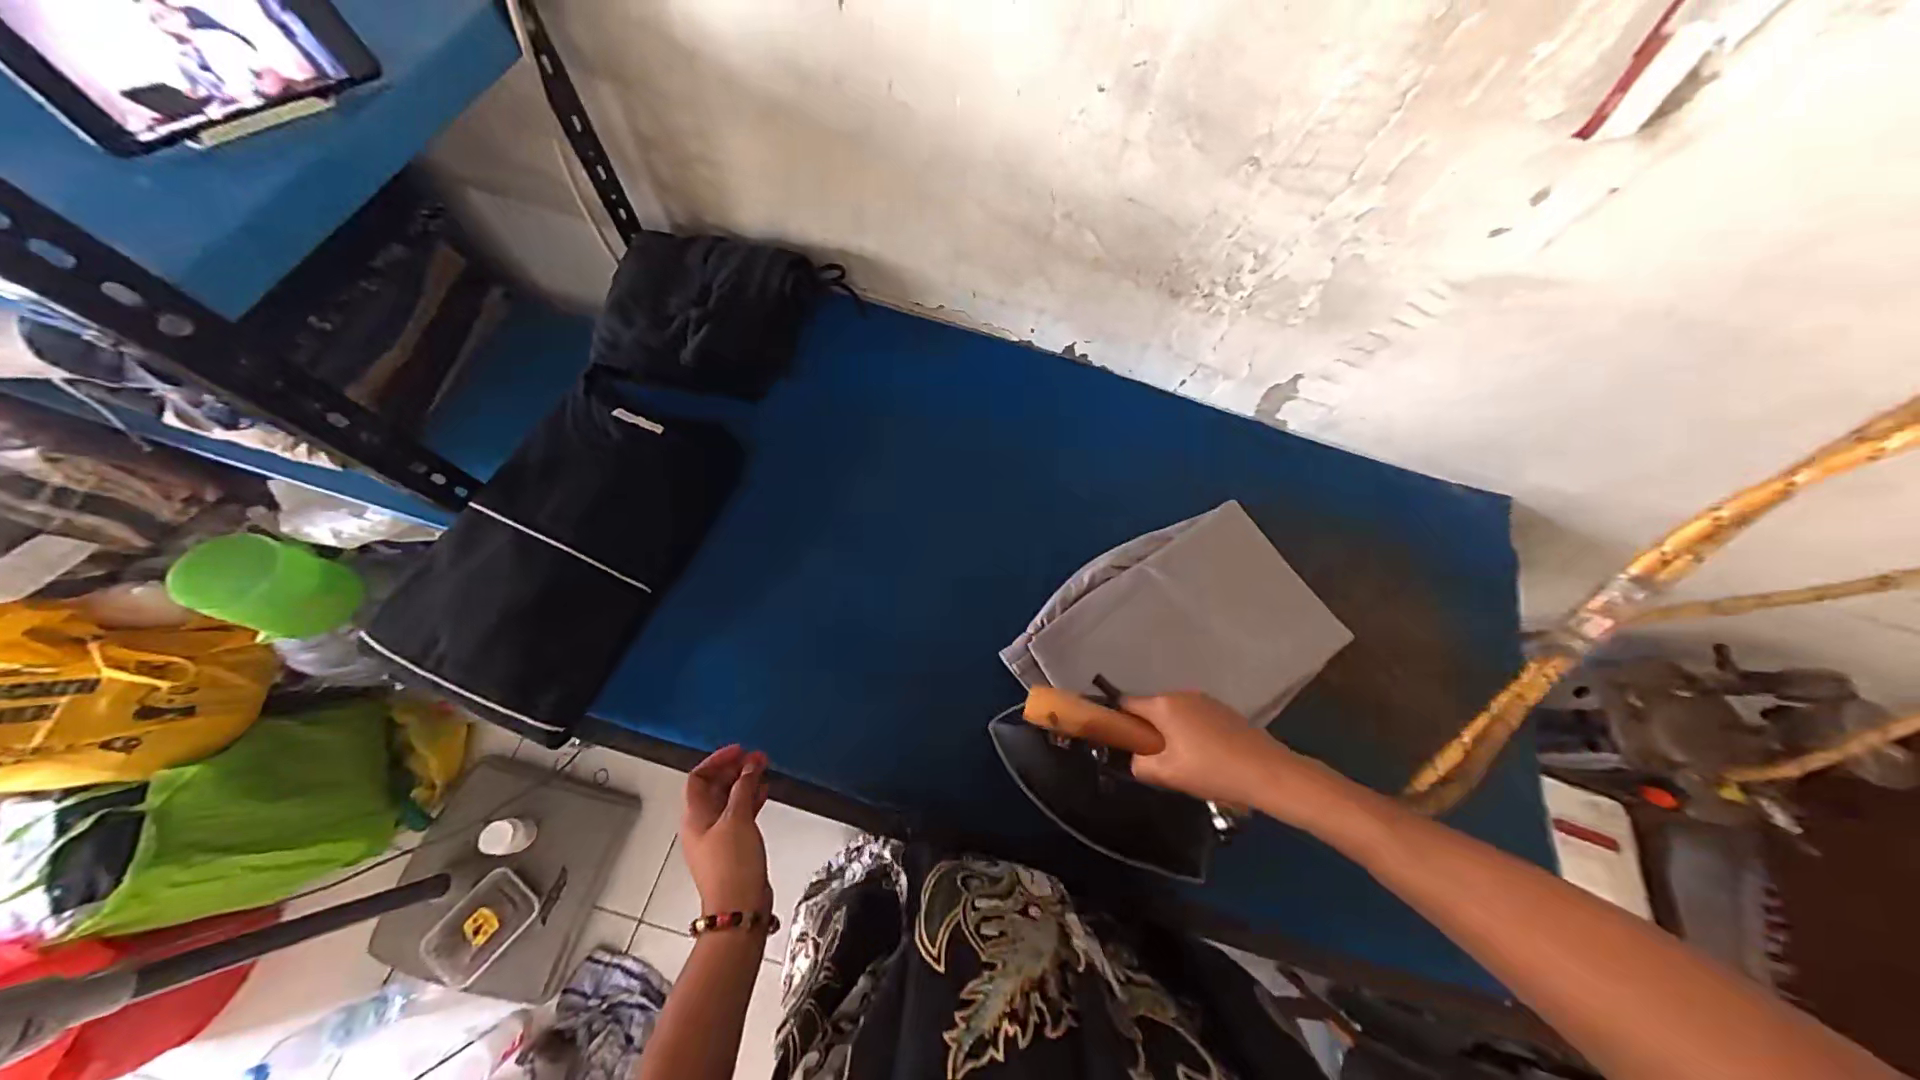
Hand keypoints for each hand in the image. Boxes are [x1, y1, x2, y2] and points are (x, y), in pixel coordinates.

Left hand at [681, 745, 772, 915]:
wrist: (739, 908)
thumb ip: (743, 788)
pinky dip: (750, 800)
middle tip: (756, 758)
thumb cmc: (733, 865)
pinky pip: (739, 814)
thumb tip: (748, 767)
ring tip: (764, 770)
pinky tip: (764, 793)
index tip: (739, 750)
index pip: (698, 778)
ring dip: (744, 783)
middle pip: (714, 788)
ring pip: (728, 800)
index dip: (717, 760)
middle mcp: (702, 825)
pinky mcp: (733, 847)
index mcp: (694, 817)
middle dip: (734, 769)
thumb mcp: (737, 819)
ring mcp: (717, 837)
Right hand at [1124, 692, 1320, 811]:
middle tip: (1157, 761)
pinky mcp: (1225, 710)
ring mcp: (1206, 700)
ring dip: (1172, 733)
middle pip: (1152, 709)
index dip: (1120, 722)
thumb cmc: (1211, 771)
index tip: (1124, 744)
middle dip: (1149, 732)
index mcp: (1163, 704)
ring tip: (1185, 763)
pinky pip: (1195, 718)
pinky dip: (1193, 733)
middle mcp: (1182, 694)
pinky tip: (1207, 757)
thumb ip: (1139, 764)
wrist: (1268, 773)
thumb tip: (1136, 757)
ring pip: (1175, 714)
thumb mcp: (1166, 774)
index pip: (1126, 703)